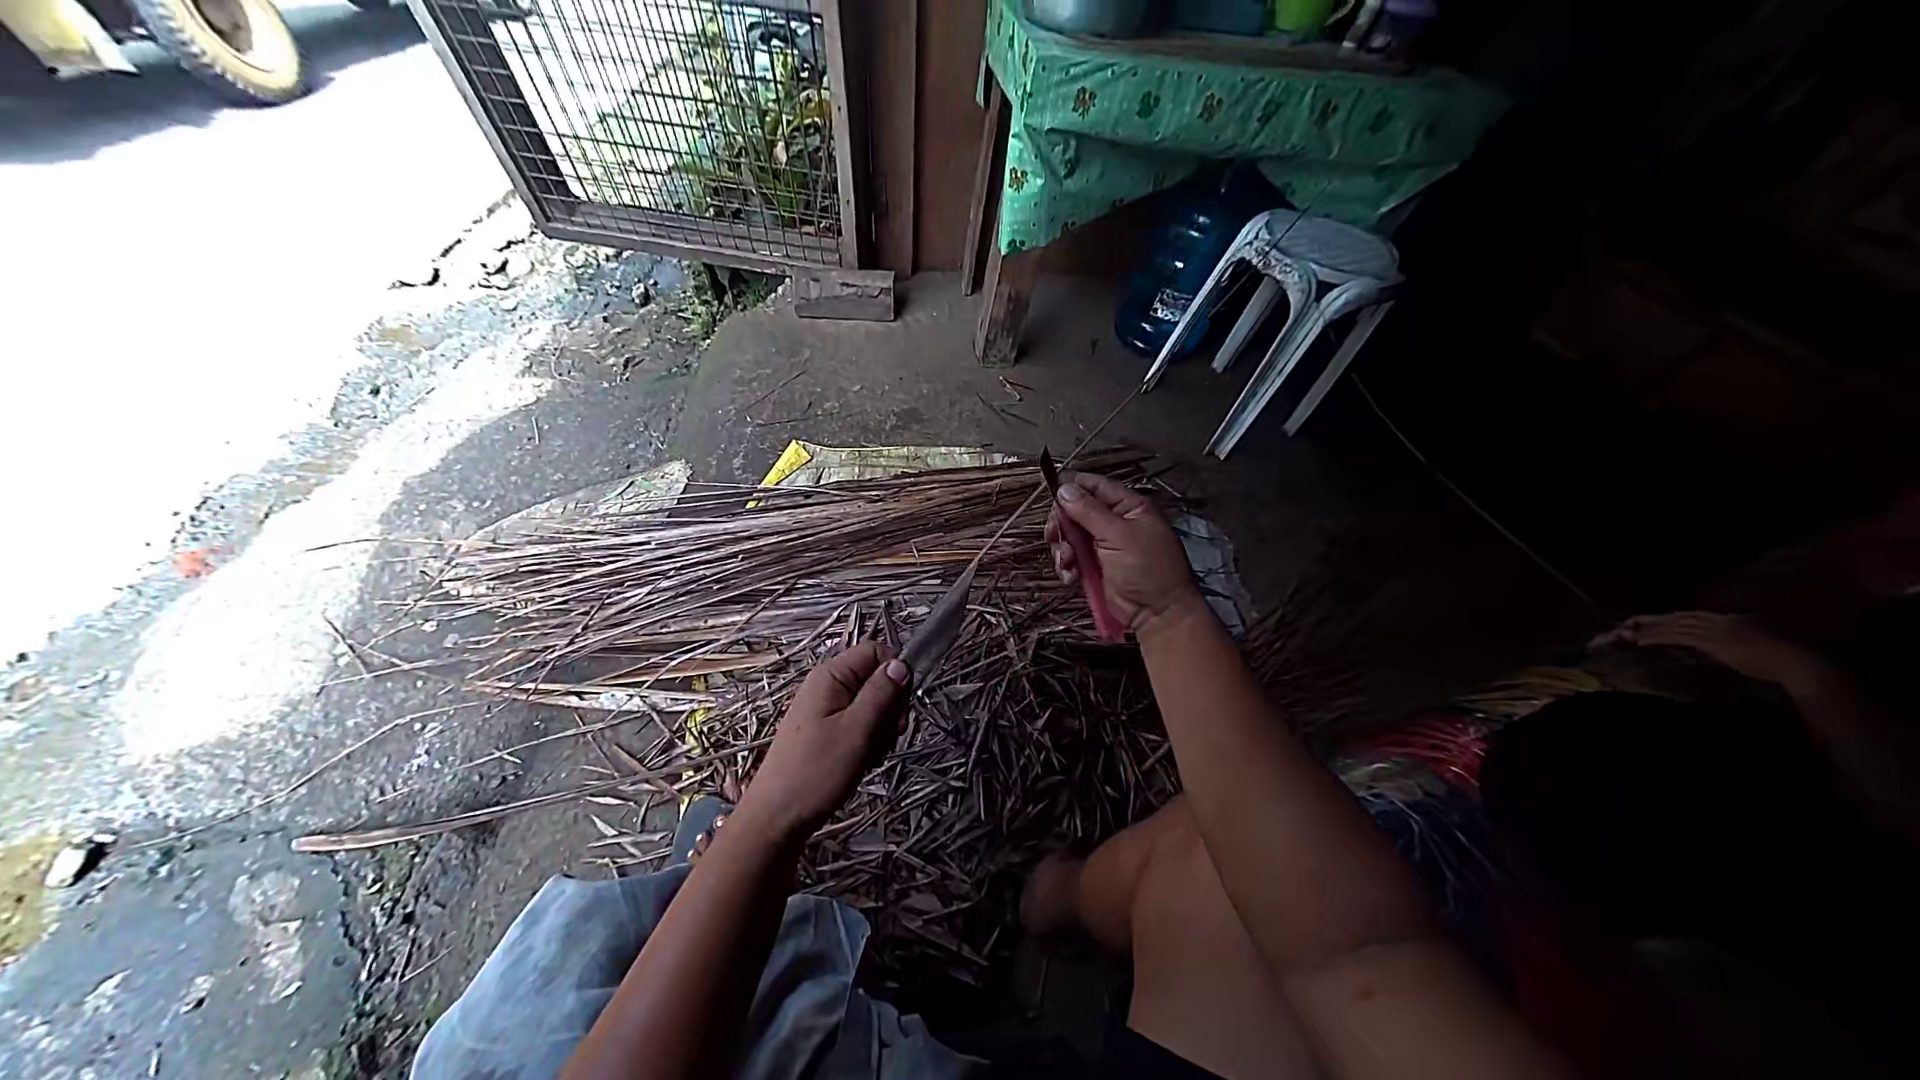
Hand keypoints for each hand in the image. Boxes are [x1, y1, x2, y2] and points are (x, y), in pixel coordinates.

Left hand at [735, 641, 911, 841]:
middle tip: (882, 736)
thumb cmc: (815, 773)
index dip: (895, 673)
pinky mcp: (827, 732)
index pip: (876, 651)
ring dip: (881, 730)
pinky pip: (861, 726)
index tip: (900, 705)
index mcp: (831, 676)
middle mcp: (828, 687)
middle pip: (877, 680)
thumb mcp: (856, 729)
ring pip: (873, 706)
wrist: (778, 819)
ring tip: (868, 754)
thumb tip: (902, 664)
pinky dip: (868, 743)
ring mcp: (826, 710)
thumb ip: (882, 693)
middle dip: (890, 708)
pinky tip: (861, 762)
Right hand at [1046, 471, 1201, 639]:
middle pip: (1077, 511)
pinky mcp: (1095, 566)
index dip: (1072, 488)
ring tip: (1068, 562)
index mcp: (1129, 507)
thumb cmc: (1149, 571)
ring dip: (1063, 548)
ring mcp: (1104, 546)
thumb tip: (1065, 489)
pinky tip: (1071, 576)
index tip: (1053, 495)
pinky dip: (1067, 566)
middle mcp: (1115, 523)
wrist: (1157, 614)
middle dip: (1062, 524)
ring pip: (1070, 536)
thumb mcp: (1118, 535)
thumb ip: (1089, 511)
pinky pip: (1072, 558)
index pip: (1095, 486)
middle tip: (1056, 535)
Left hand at [1593, 612, 1829, 690]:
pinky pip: (1678, 637)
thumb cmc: (1784, 662)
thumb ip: (1729, 647)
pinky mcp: (1715, 640)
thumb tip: (1714, 651)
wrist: (1803, 664)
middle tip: (1627, 623)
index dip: (1668, 620)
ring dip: (1649, 629)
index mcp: (1731, 621)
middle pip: (1678, 617)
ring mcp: (1718, 629)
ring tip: (1626, 633)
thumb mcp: (1750, 650)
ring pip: (1674, 625)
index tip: (1648, 622)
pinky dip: (1658, 637)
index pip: (1691, 617)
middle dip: (1652, 621)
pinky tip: (1641, 641)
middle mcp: (1722, 621)